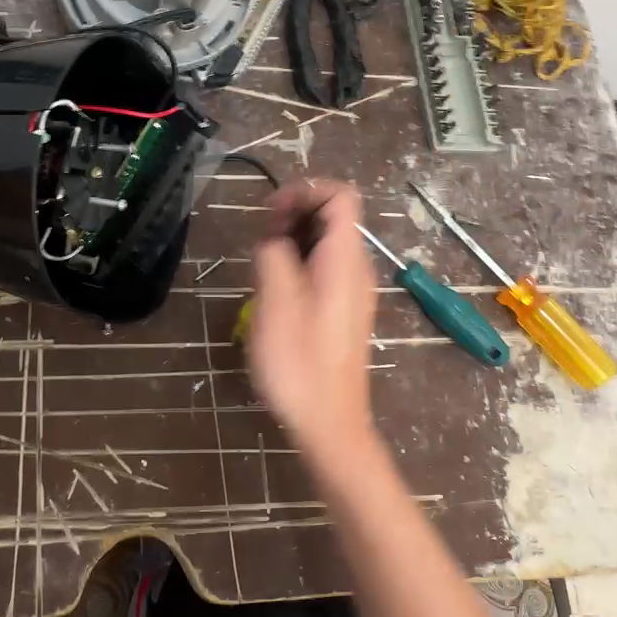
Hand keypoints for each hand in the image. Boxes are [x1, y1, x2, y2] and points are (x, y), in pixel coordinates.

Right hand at [248, 181, 379, 454]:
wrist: (329, 425)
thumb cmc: (301, 364)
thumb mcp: (276, 303)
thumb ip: (274, 256)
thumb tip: (274, 239)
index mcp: (345, 260)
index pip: (341, 196)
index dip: (305, 191)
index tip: (270, 211)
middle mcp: (356, 269)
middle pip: (332, 215)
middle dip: (294, 213)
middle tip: (260, 240)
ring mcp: (351, 290)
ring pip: (325, 241)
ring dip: (292, 239)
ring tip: (261, 265)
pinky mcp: (342, 310)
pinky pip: (323, 267)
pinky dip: (298, 262)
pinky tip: (274, 289)